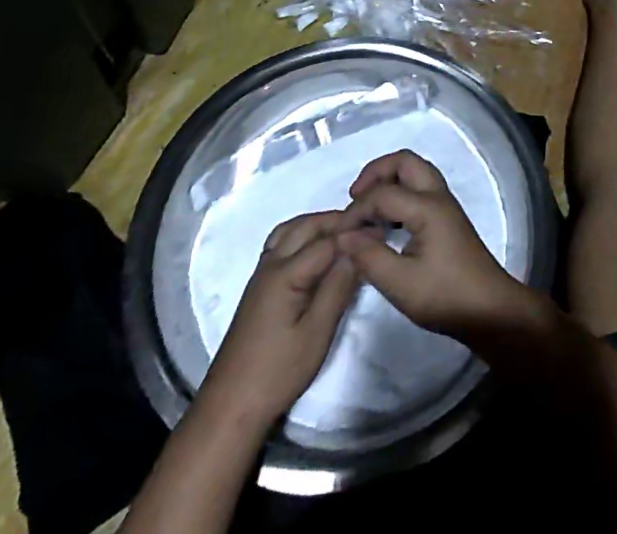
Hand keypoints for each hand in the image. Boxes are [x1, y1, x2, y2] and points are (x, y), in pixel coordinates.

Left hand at [200, 211, 360, 427]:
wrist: (234, 396)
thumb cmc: (279, 369)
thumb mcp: (317, 332)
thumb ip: (337, 288)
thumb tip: (356, 251)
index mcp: (285, 272)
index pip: (325, 241)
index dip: (353, 233)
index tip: (381, 228)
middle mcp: (270, 263)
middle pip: (303, 227)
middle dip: (333, 220)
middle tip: (366, 222)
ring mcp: (261, 272)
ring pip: (288, 232)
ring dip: (315, 224)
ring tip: (343, 230)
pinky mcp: (259, 284)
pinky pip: (280, 244)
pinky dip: (300, 235)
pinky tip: (314, 248)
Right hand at [335, 150, 543, 340]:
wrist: (494, 315)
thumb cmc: (448, 298)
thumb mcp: (400, 284)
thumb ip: (367, 256)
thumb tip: (342, 236)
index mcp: (427, 208)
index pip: (381, 194)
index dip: (355, 212)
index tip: (340, 235)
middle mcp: (438, 198)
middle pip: (404, 162)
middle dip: (375, 173)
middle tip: (356, 197)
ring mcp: (446, 208)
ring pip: (414, 173)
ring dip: (388, 181)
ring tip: (368, 207)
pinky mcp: (448, 221)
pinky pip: (419, 190)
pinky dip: (398, 194)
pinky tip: (386, 223)